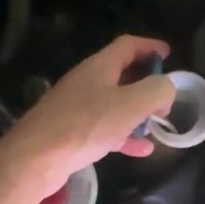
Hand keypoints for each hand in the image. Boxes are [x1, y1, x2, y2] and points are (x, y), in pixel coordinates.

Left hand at [0, 35, 177, 198]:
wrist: (35, 158)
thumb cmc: (85, 125)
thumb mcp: (131, 104)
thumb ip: (157, 91)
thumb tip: (166, 90)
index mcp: (99, 67)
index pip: (127, 45)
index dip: (150, 47)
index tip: (169, 55)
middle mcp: (86, 82)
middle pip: (121, 75)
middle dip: (146, 84)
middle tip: (165, 99)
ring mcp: (76, 108)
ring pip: (114, 104)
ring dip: (137, 113)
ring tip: (157, 126)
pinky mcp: (70, 133)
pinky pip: (104, 129)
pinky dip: (124, 135)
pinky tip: (141, 150)